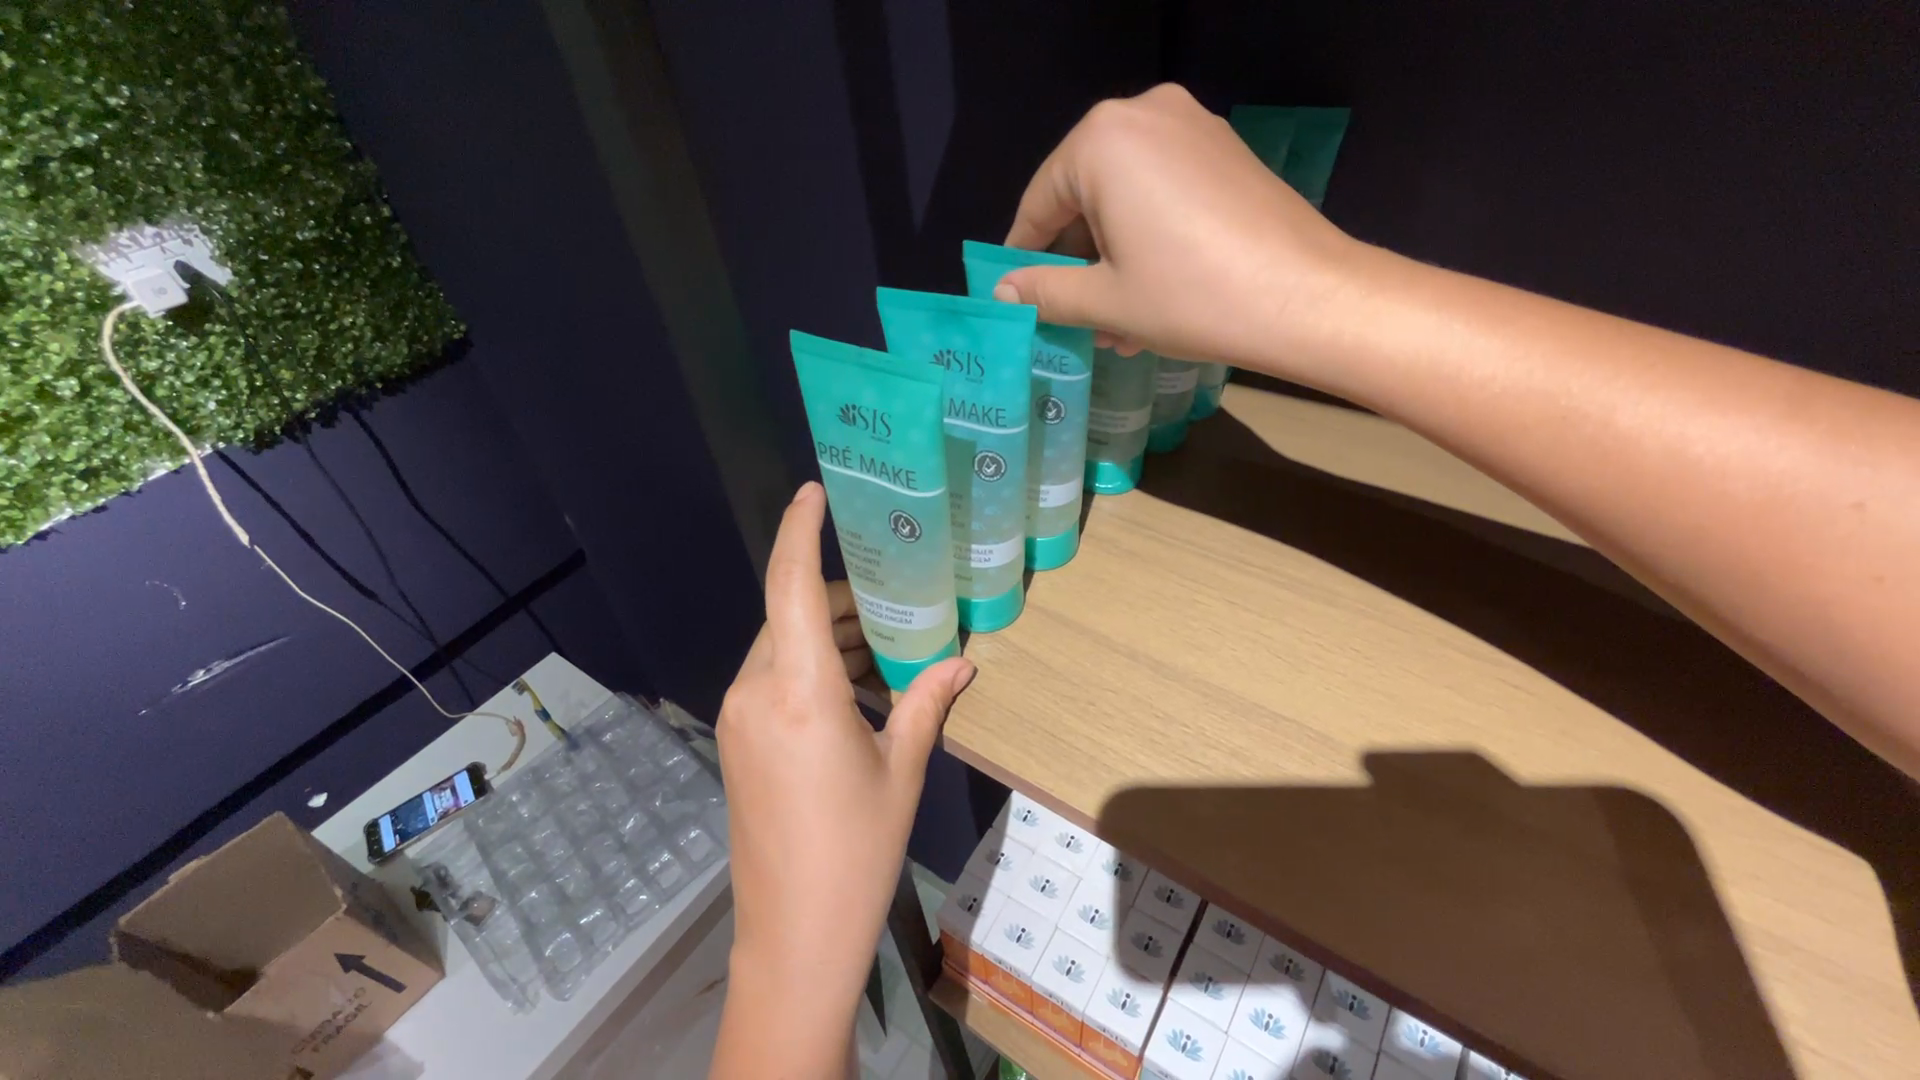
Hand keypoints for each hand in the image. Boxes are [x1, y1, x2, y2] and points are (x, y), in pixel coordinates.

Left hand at [714, 482, 975, 1054]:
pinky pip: (773, 680)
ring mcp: (738, 717)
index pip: (789, 585)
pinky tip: (856, 690)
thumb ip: (925, 703)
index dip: (799, 530)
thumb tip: (962, 663)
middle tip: (895, 605)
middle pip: (790, 615)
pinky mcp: (737, 741)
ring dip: (826, 638)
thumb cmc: (856, 851)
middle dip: (838, 600)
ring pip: (781, 647)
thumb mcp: (901, 771)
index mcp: (797, 691)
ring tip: (885, 651)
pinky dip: (810, 669)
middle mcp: (755, 691)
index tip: (814, 492)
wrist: (793, 935)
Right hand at [993, 84, 1357, 381]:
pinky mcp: (1226, 152)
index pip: (1039, 203)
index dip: (1022, 256)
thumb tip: (1003, 293)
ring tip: (1115, 323)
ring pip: (1126, 199)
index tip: (1015, 296)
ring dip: (1113, 259)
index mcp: (1103, 140)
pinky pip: (1163, 193)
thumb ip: (1044, 291)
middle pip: (1084, 197)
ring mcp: (1193, 127)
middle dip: (1077, 262)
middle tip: (1073, 317)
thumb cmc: (1189, 296)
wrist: (1305, 297)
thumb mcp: (1104, 300)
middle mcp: (1145, 114)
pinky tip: (1152, 294)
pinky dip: (1148, 239)